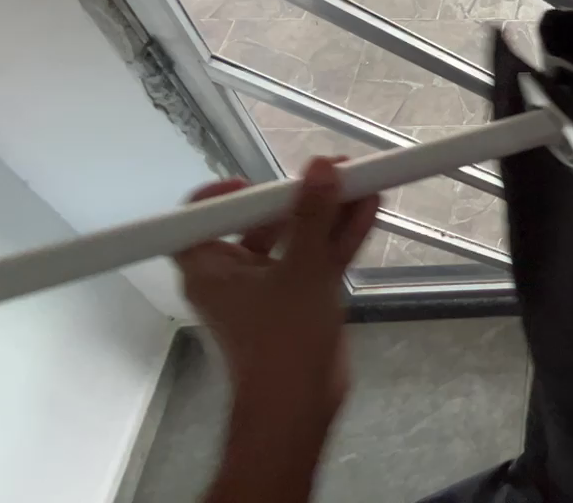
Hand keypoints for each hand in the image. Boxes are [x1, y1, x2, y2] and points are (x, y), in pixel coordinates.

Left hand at [174, 158, 377, 418]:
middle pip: (264, 221)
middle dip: (303, 195)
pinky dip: (342, 235)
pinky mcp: (302, 298)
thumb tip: (321, 165)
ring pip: (300, 237)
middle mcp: (237, 274)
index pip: (202, 218)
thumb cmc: (283, 337)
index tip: (264, 178)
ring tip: (365, 181)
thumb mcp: (301, 268)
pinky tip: (370, 209)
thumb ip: (313, 214)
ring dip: (332, 212)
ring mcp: (272, 286)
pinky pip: (319, 256)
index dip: (228, 194)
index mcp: (211, 268)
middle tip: (337, 170)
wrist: (300, 406)